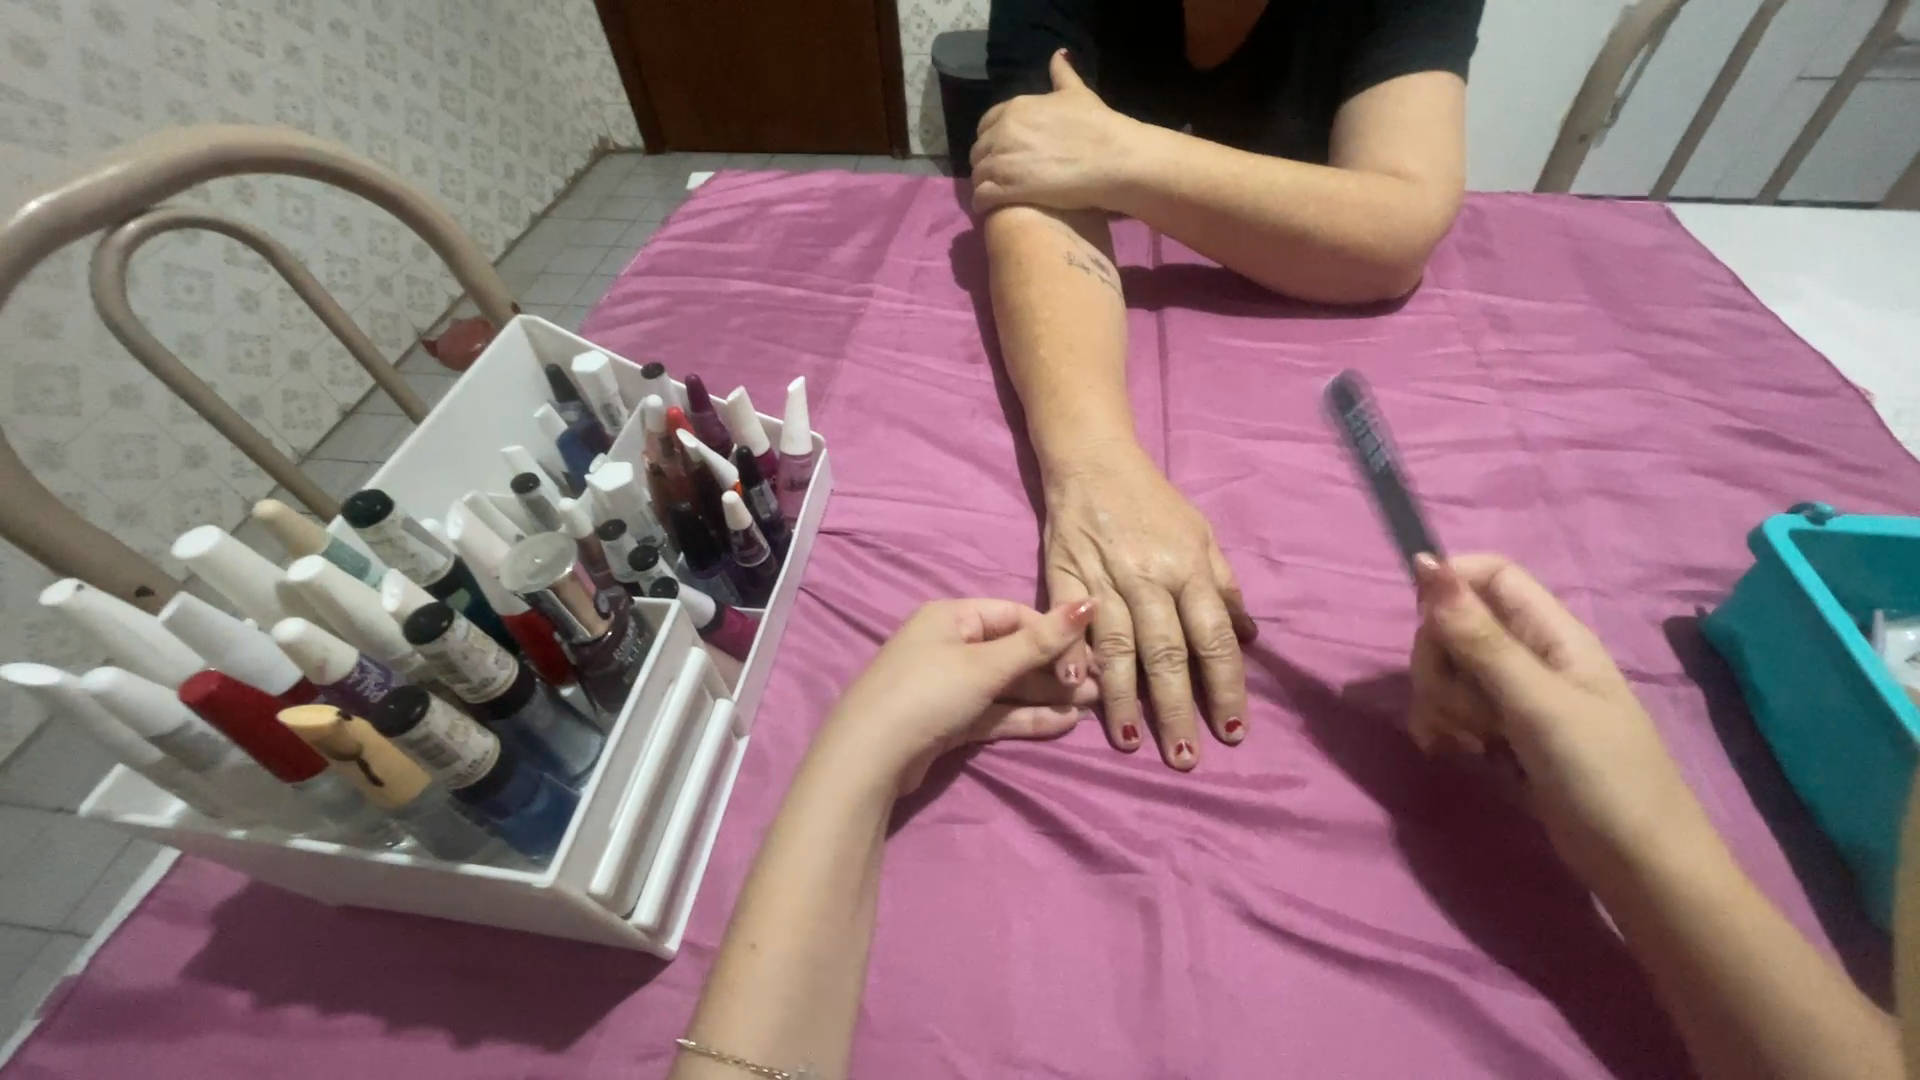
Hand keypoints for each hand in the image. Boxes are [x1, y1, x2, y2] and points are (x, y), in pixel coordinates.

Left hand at [821, 598, 1101, 792]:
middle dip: (1054, 667)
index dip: (1054, 634)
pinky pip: (996, 711)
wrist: (870, 757)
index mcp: (953, 616)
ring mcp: (950, 684)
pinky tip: (1062, 723)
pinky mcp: (951, 719)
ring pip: (1008, 684)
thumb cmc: (928, 692)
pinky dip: (1026, 716)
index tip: (1087, 657)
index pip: (1016, 616)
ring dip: (1046, 694)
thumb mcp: (986, 664)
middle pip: (1014, 650)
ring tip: (1089, 704)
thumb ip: (1040, 641)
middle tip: (1096, 686)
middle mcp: (951, 644)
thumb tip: (1089, 601)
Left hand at [972, 49, 1146, 214]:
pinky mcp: (1007, 189)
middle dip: (986, 163)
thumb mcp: (1077, 93)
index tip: (1001, 151)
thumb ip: (1062, 74)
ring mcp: (1003, 162)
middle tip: (999, 177)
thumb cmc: (1097, 126)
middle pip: (979, 151)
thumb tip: (1059, 55)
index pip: (986, 124)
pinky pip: (981, 197)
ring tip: (996, 195)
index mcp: (1015, 108)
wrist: (1109, 159)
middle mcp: (1003, 132)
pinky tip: (990, 209)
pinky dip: (982, 204)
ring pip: (978, 176)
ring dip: (984, 185)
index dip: (991, 139)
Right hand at [1044, 444, 1255, 769]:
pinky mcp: (1062, 573)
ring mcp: (1103, 577)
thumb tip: (1249, 637)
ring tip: (1131, 742)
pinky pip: (1067, 619)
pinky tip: (1073, 688)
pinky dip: (1070, 653)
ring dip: (1123, 697)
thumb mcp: (1202, 535)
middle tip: (1185, 759)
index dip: (1226, 688)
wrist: (1093, 462)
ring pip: (1117, 645)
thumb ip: (1224, 587)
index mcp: (1189, 569)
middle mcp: (1150, 578)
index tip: (1232, 733)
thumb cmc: (1153, 502)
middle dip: (1177, 709)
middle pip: (1167, 652)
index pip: (1215, 639)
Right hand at [1408, 554, 1721, 884]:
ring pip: (1443, 669)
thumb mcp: (1536, 702)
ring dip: (1437, 701)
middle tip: (1460, 704)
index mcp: (1551, 633)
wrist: (1637, 866)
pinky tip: (1450, 751)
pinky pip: (1445, 706)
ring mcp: (1511, 693)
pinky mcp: (1497, 728)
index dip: (1449, 586)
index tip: (1424, 624)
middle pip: (1452, 624)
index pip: (1487, 574)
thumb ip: (1477, 637)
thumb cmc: (1600, 775)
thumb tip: (1424, 564)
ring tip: (1465, 739)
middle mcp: (1528, 654)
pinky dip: (1438, 725)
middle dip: (1437, 662)